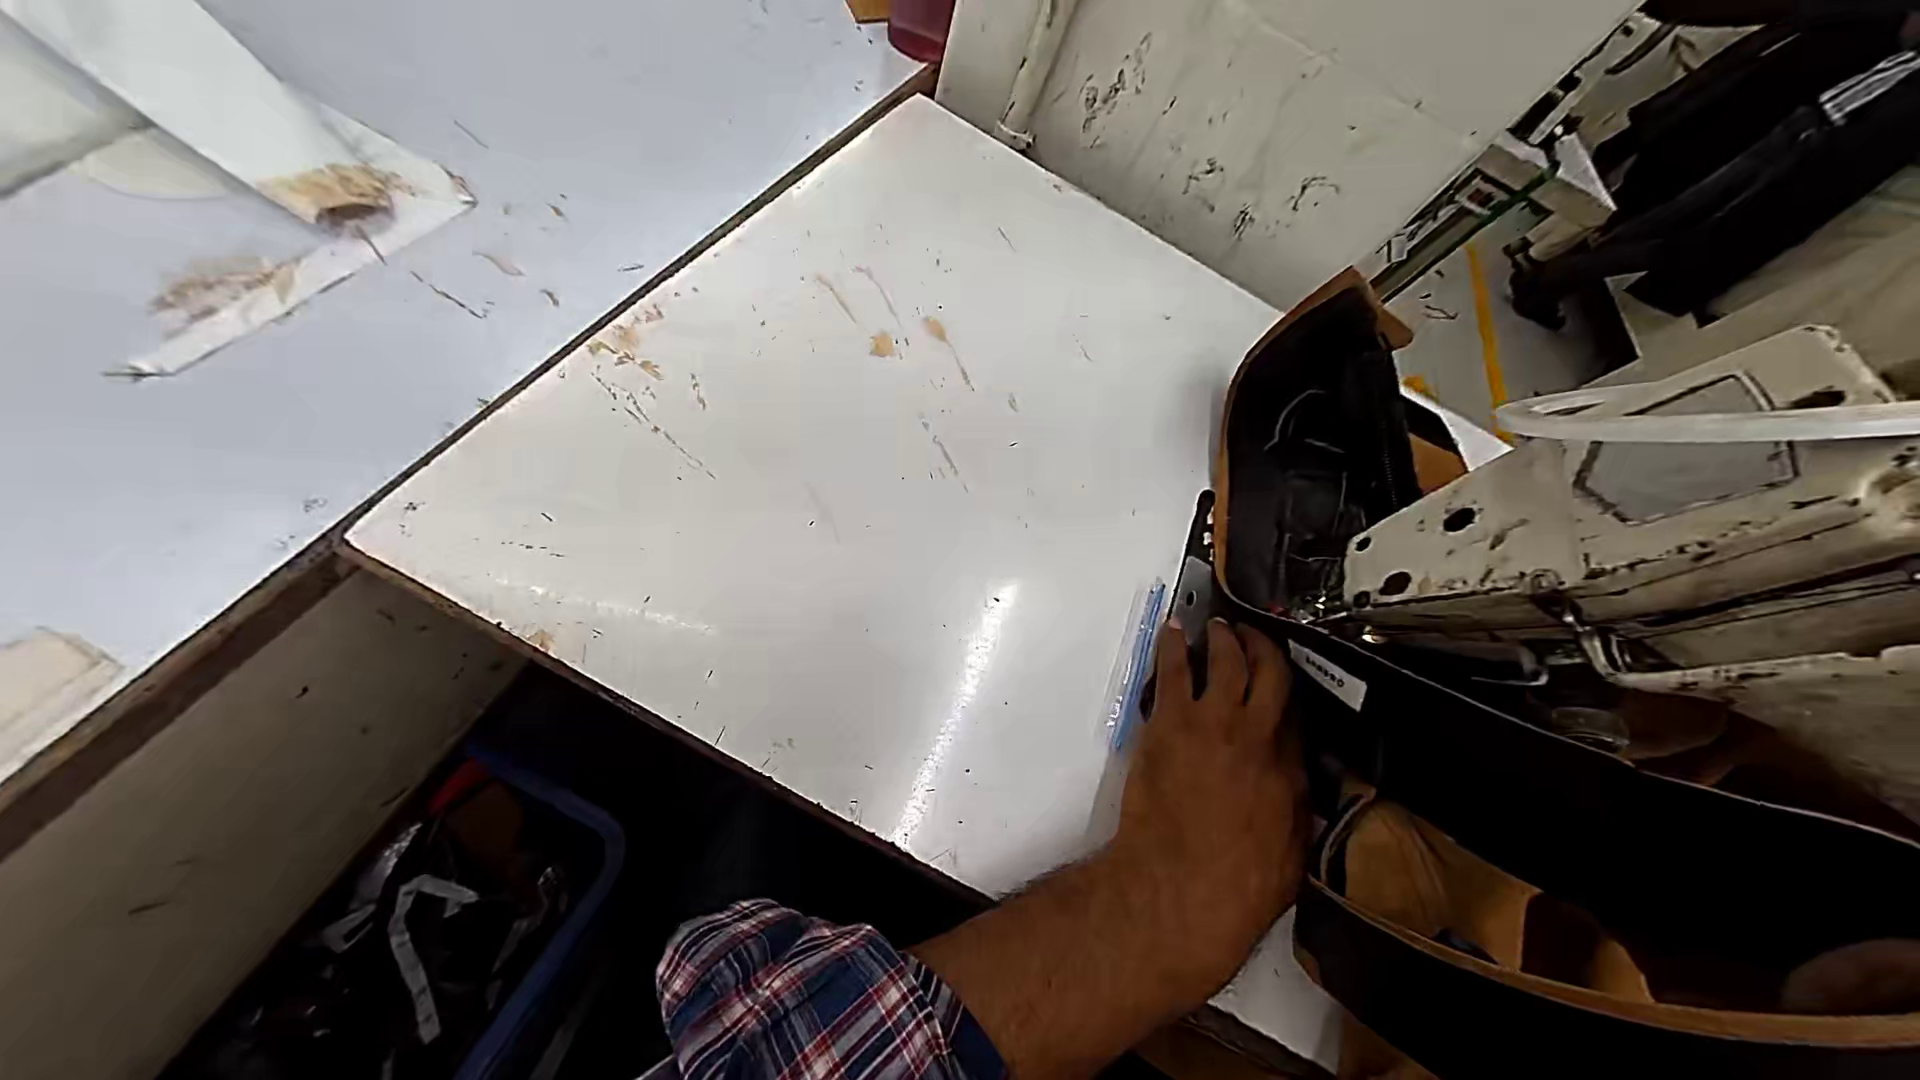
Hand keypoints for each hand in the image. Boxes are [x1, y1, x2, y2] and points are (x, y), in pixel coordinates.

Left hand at [1110, 616, 1305, 995]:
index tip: (1279, 678)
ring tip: (1220, 626)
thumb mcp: (1290, 855)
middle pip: (1271, 674)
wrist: (1180, 883)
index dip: (1288, 691)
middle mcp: (1258, 736)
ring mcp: (1213, 722)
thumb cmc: (1236, 883)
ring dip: (1224, 638)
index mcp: (1290, 770)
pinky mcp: (1172, 721)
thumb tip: (1298, 793)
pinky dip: (1174, 646)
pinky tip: (1174, 632)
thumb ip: (1295, 813)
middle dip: (1263, 647)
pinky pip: (1174, 669)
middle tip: (1254, 634)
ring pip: (1225, 661)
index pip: (1298, 714)